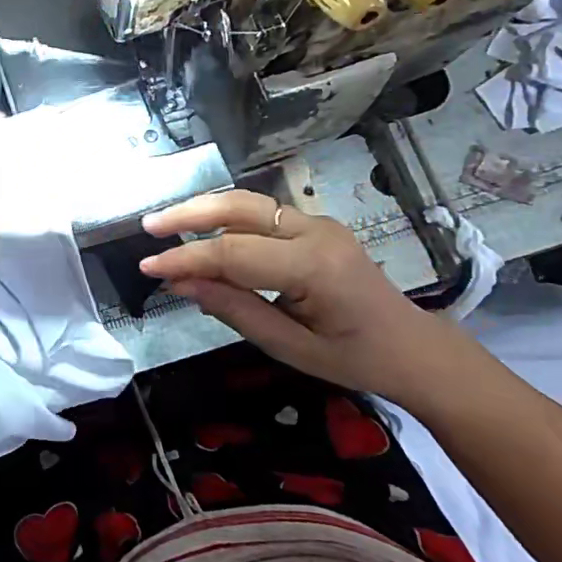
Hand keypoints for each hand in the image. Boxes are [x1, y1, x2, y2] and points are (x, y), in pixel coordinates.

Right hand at [138, 190, 454, 397]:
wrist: (413, 348)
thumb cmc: (356, 358)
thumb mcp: (290, 347)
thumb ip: (234, 309)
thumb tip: (181, 284)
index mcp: (314, 265)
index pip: (233, 252)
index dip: (186, 258)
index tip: (148, 268)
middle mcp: (315, 231)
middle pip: (239, 207)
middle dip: (189, 214)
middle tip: (149, 226)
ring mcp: (317, 223)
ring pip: (249, 203)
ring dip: (204, 210)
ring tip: (165, 224)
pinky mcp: (315, 227)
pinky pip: (262, 215)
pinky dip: (226, 220)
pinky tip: (202, 232)